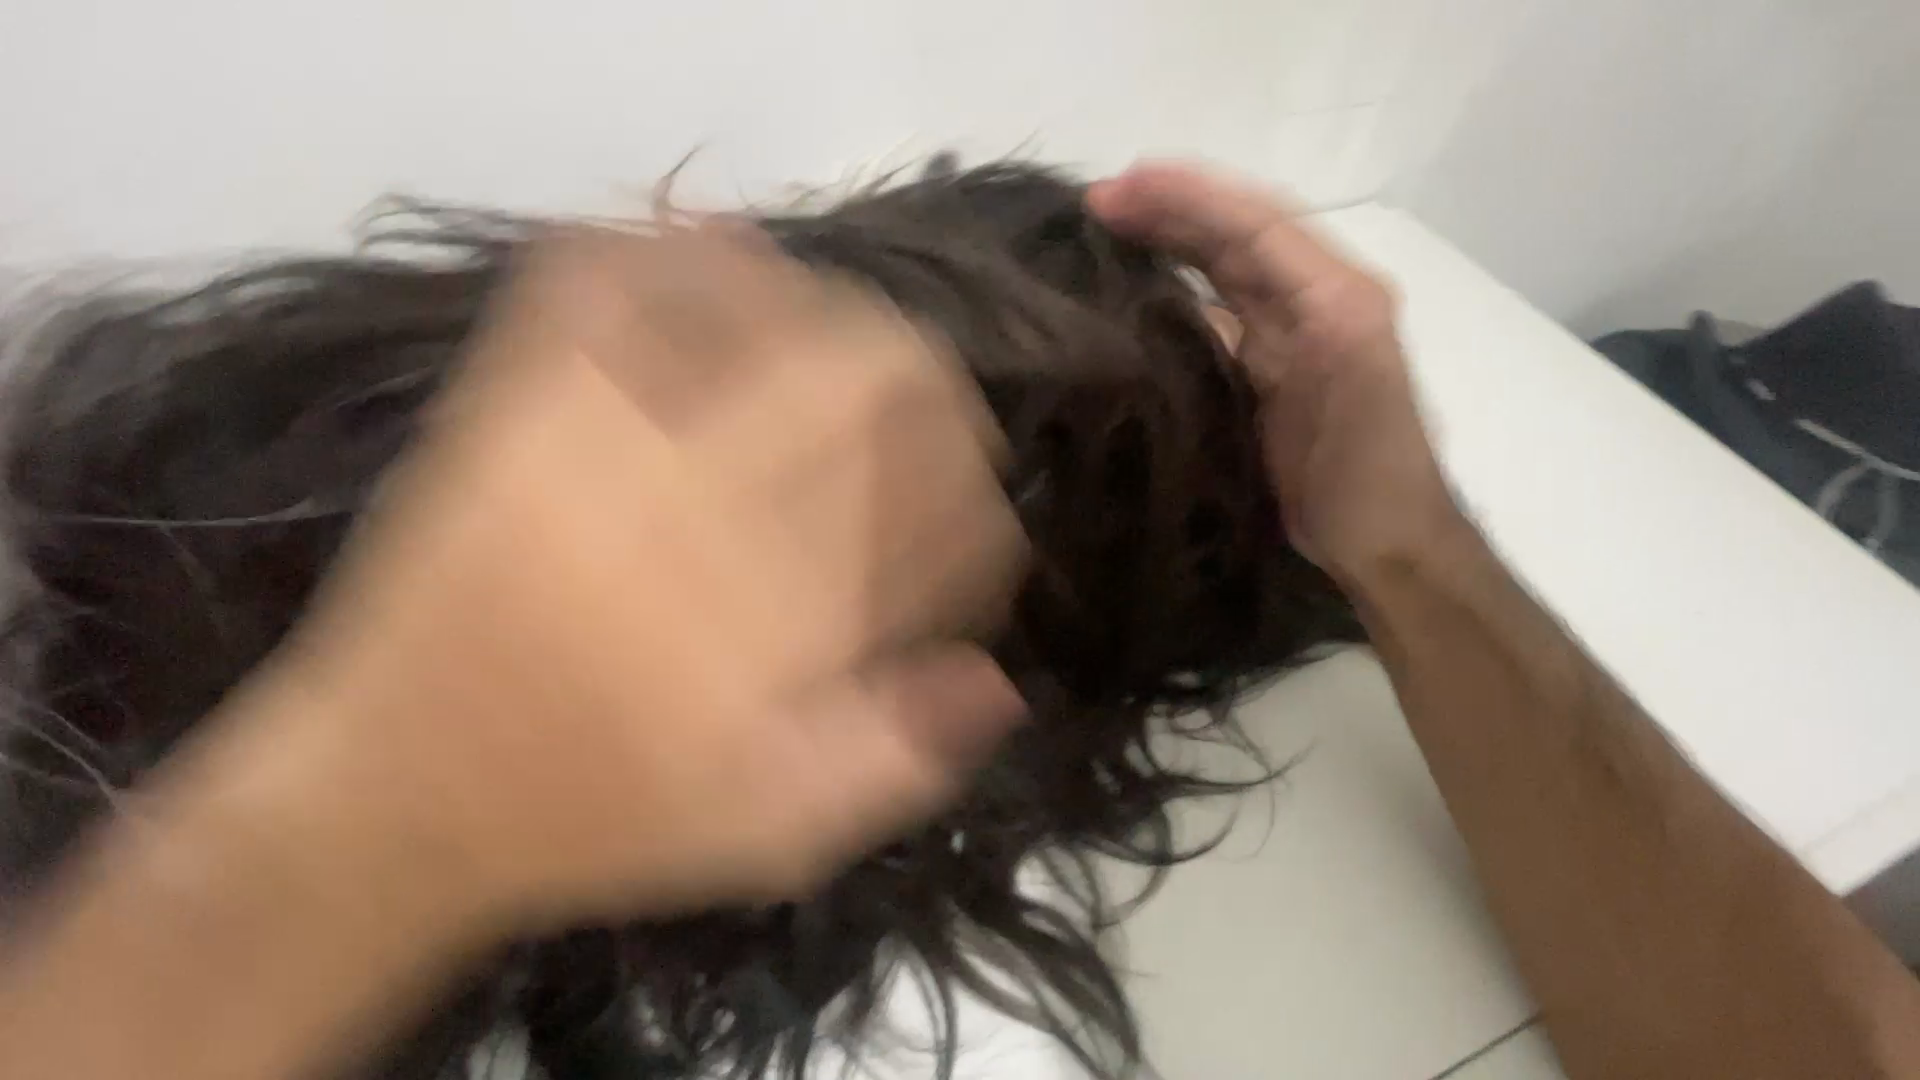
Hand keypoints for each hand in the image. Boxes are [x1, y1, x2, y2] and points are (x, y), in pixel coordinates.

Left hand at [227, 226, 1026, 931]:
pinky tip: (732, 276)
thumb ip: (904, 759)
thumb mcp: (780, 833)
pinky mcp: (521, 395)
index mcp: (777, 609)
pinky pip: (615, 271)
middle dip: (941, 402)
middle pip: (879, 371)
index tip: (969, 555)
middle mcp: (704, 493)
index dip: (979, 522)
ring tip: (859, 369)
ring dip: (848, 324)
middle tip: (935, 448)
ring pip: (776, 302)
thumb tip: (998, 679)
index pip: (938, 503)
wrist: (395, 791)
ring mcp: (601, 425)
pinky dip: (688, 254)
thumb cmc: (605, 818)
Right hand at [1089, 162, 1454, 580]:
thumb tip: (1197, 305)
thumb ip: (1293, 320)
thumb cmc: (1369, 463)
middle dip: (1170, 208)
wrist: (1381, 537)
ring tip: (1107, 228)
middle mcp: (1310, 300)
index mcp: (1334, 292)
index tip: (1121, 187)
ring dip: (1169, 241)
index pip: (1255, 223)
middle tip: (1097, 201)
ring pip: (1222, 270)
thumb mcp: (1345, 372)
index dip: (1189, 196)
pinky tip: (1137, 291)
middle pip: (1235, 235)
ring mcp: (1286, 336)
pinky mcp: (1264, 371)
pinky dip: (1176, 294)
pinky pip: (1216, 316)